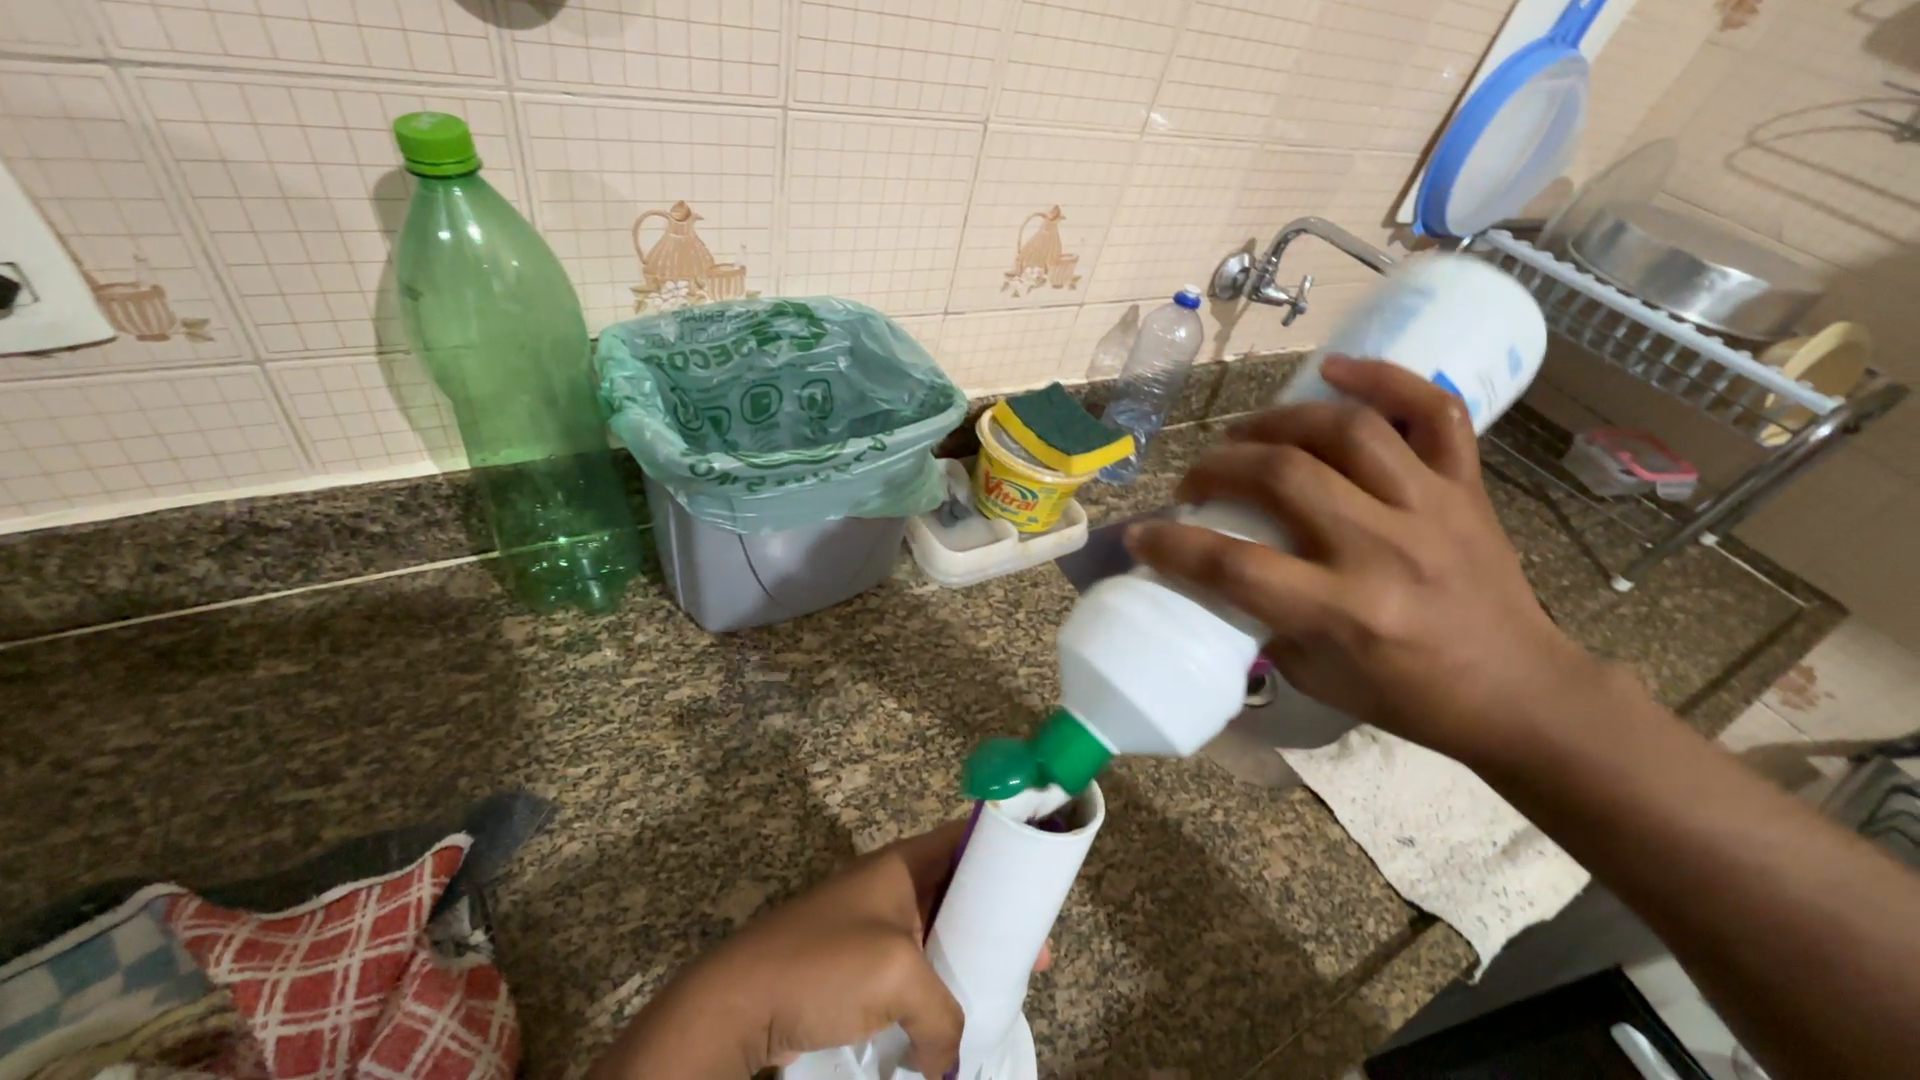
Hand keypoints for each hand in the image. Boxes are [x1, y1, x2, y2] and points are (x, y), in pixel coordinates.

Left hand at [592, 821, 1048, 1078]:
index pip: (969, 837)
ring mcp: (875, 926)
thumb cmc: (822, 966)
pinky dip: (941, 985)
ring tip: (1008, 988)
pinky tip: (960, 1012)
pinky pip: (917, 966)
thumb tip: (948, 1060)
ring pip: (941, 932)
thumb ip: (944, 1014)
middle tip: (1037, 953)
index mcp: (903, 863)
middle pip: (962, 889)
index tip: (1044, 881)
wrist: (738, 1004)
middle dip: (1000, 919)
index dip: (1009, 849)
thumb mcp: (898, 978)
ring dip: (972, 958)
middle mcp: (893, 886)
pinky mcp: (860, 966)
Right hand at [1124, 356, 1606, 764]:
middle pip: (1282, 477)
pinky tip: (1336, 370)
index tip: (1142, 533)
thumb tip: (1218, 574)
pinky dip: (1386, 378)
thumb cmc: (1409, 696)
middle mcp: (1384, 550)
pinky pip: (1433, 412)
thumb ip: (1265, 623)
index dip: (1173, 545)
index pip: (1235, 566)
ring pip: (1344, 431)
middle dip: (1219, 467)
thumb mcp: (1317, 679)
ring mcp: (1430, 509)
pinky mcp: (1466, 488)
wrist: (1518, 690)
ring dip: (1278, 421)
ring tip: (1246, 433)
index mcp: (1345, 612)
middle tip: (1198, 479)